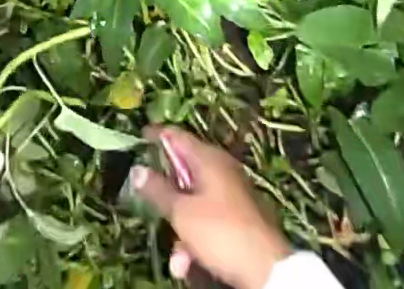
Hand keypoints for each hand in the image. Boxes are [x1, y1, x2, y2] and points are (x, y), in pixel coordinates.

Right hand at [129, 127, 292, 288]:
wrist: (266, 268)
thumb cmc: (221, 231)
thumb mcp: (182, 213)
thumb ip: (158, 190)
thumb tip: (137, 169)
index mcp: (208, 157)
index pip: (176, 135)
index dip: (155, 135)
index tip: (138, 138)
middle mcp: (220, 168)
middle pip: (183, 171)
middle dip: (166, 196)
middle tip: (150, 206)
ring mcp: (231, 192)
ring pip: (194, 202)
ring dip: (180, 229)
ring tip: (177, 260)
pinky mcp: (238, 216)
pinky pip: (208, 219)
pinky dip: (196, 238)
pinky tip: (189, 264)